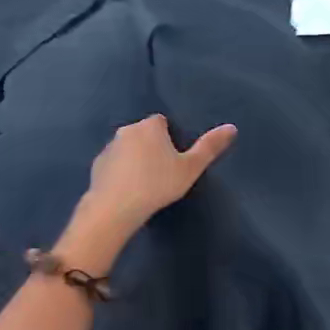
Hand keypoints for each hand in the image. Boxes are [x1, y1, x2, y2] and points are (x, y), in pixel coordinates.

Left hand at [56, 115, 235, 271]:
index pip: (162, 122)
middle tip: (162, 172)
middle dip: (151, 147)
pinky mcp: (97, 165)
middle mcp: (127, 130)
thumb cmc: (158, 184)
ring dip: (134, 159)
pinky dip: (120, 172)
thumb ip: (210, 147)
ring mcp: (109, 147)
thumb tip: (232, 127)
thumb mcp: (190, 168)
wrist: (116, 207)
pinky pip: (113, 164)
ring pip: (127, 148)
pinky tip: (127, 191)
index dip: (169, 138)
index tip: (174, 158)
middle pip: (143, 134)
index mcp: (150, 126)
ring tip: (144, 184)